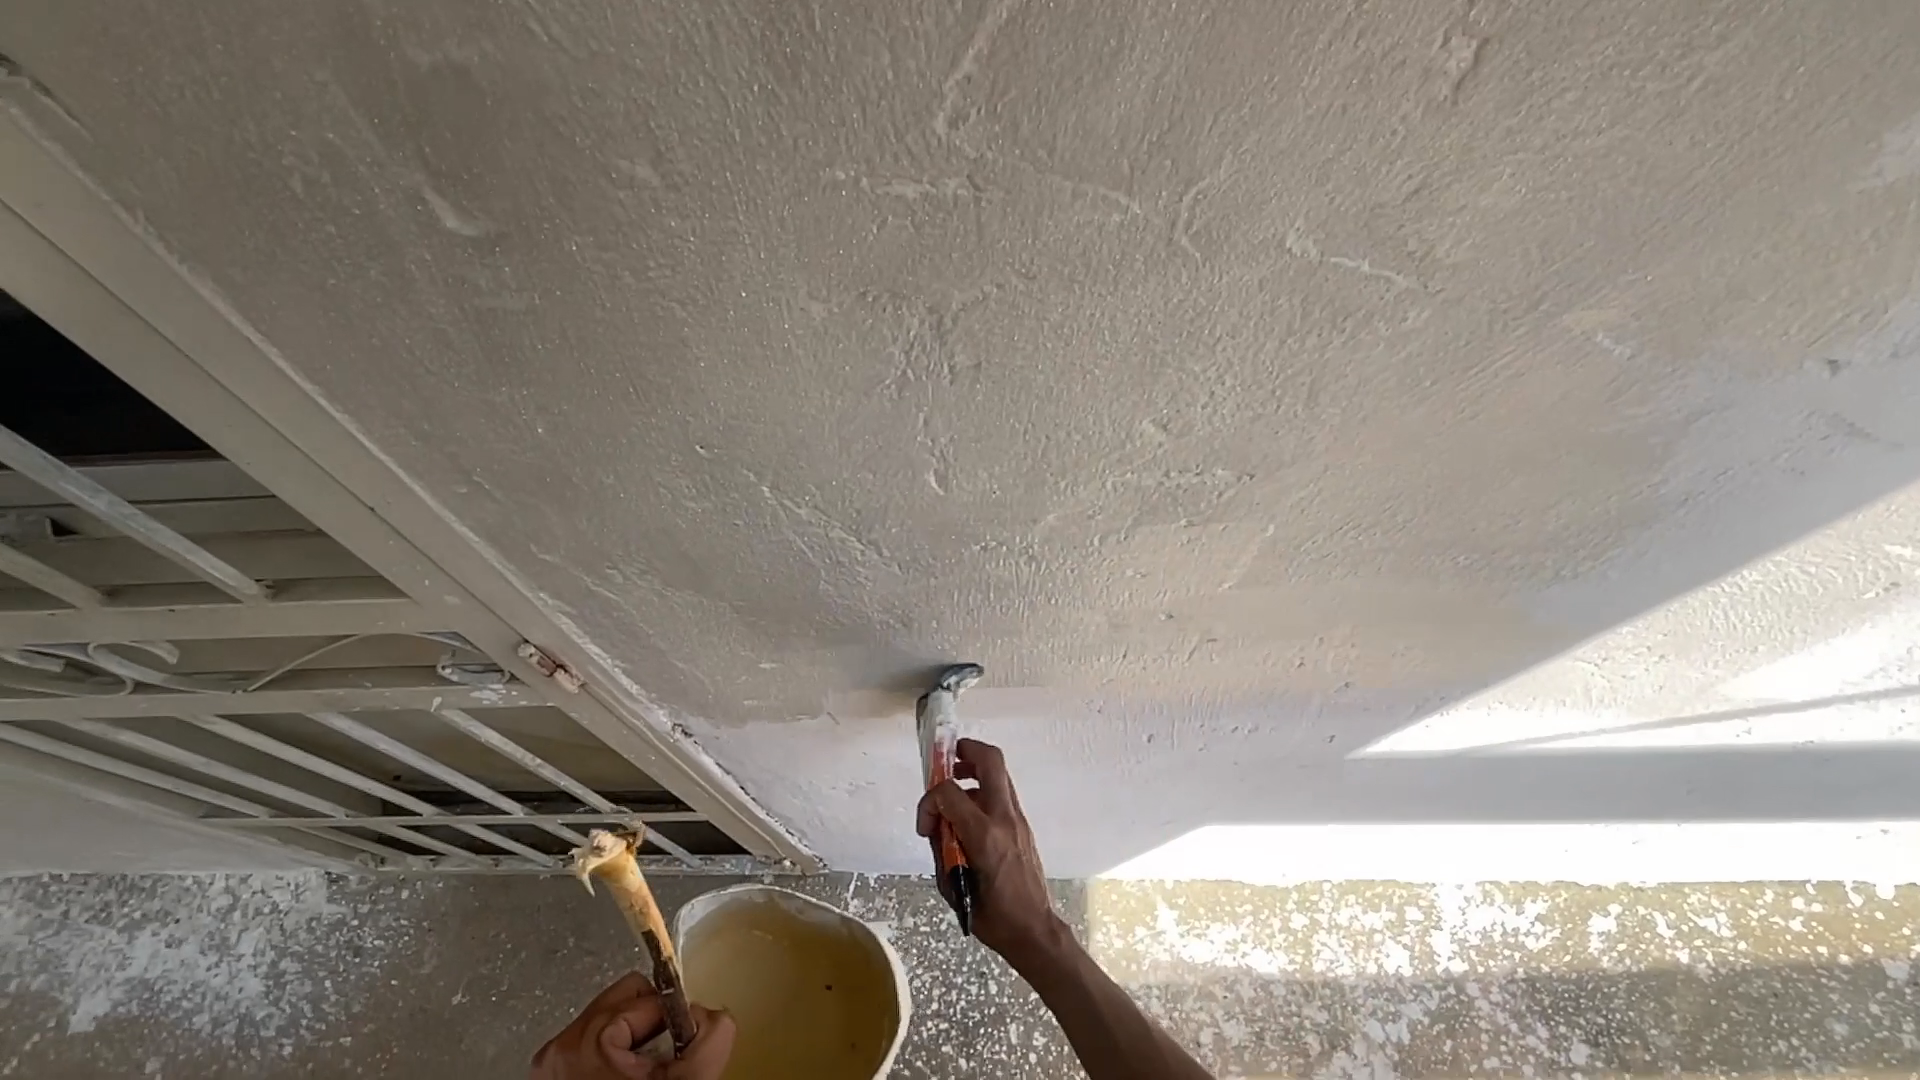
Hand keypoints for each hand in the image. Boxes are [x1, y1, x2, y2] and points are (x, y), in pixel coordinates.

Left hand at [530, 972, 735, 1079]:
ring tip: (643, 1078)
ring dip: (636, 1041)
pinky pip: (593, 1045)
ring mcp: (551, 1067)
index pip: (654, 997)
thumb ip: (712, 1037)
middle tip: (661, 1066)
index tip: (677, 1056)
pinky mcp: (551, 1079)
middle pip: (627, 997)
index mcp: (590, 1041)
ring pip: (611, 1019)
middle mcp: (561, 1049)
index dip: (676, 1025)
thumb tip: (711, 1015)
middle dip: (654, 1025)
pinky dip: (616, 1058)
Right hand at [915, 737, 1065, 965]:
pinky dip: (983, 791)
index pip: (950, 793)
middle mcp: (1005, 819)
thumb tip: (937, 829)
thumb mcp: (953, 889)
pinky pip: (1002, 794)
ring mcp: (1018, 819)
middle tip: (947, 760)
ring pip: (999, 774)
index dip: (930, 802)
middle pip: (990, 761)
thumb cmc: (993, 918)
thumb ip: (942, 852)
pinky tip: (969, 816)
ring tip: (955, 789)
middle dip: (966, 750)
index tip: (926, 824)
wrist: (1034, 931)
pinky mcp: (1023, 825)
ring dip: (975, 771)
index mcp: (985, 836)